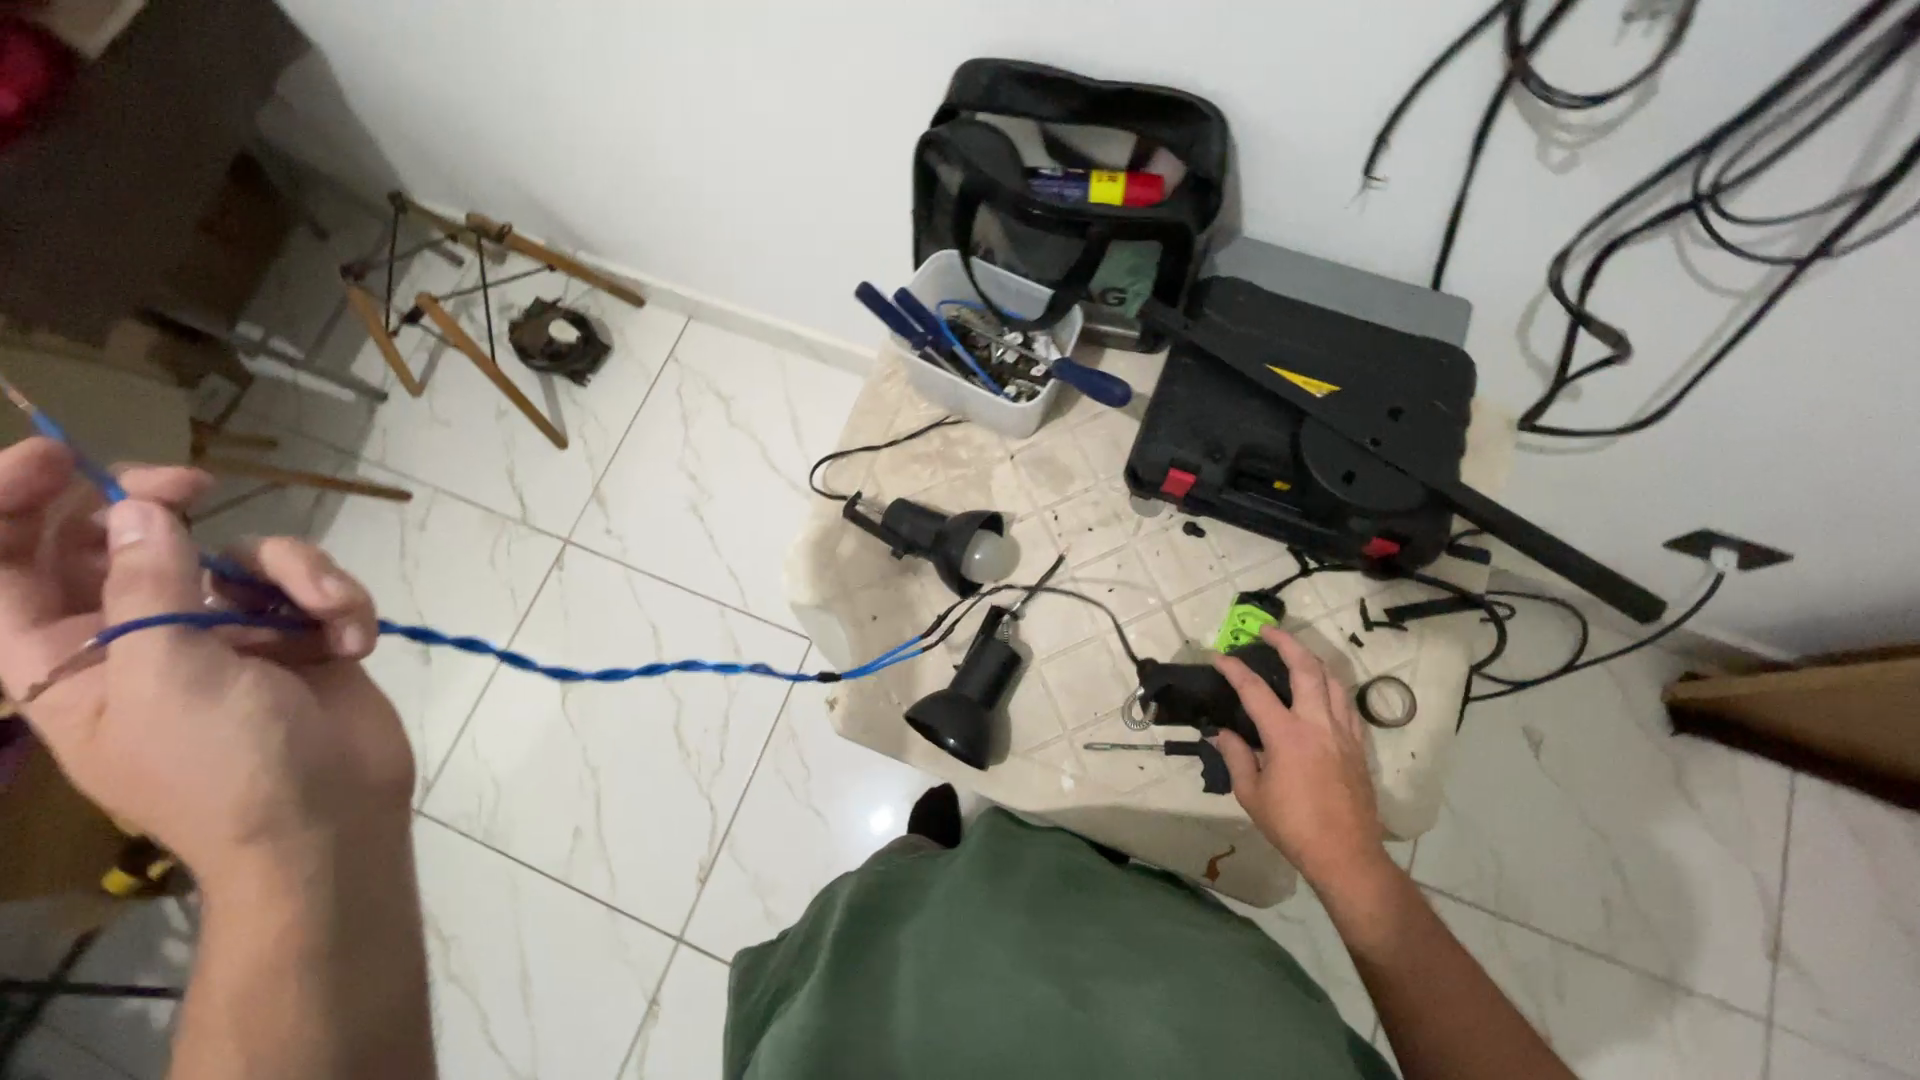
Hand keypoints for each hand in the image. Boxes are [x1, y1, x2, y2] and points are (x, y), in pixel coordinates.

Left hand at [0, 438, 412, 889]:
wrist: (332, 819)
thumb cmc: (225, 766)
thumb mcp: (167, 674)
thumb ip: (146, 583)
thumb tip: (135, 506)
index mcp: (69, 657)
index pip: (8, 566)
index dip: (16, 504)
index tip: (63, 458)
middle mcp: (142, 635)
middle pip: (128, 542)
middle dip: (163, 509)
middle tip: (196, 487)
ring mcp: (229, 634)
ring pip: (244, 558)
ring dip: (295, 573)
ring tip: (329, 615)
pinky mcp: (301, 635)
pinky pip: (313, 586)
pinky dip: (340, 603)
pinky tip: (354, 641)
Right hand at [1210, 626, 1392, 892]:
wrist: (1345, 854)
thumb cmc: (1292, 826)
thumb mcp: (1251, 794)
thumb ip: (1235, 756)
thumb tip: (1220, 733)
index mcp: (1286, 735)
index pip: (1254, 690)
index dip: (1234, 669)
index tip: (1218, 657)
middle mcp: (1318, 724)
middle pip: (1306, 668)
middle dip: (1286, 642)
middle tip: (1266, 631)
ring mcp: (1343, 733)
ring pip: (1334, 681)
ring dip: (1312, 660)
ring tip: (1296, 654)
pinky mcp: (1358, 746)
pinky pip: (1347, 705)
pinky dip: (1332, 689)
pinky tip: (1322, 692)